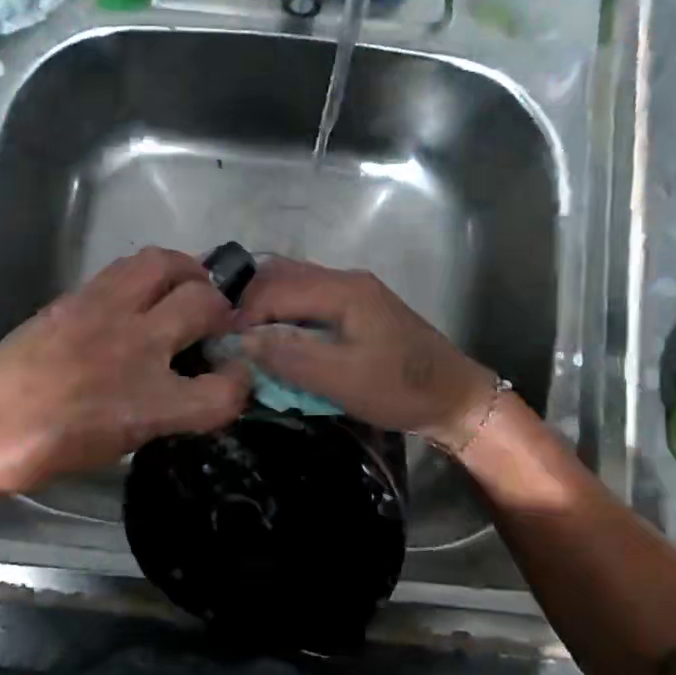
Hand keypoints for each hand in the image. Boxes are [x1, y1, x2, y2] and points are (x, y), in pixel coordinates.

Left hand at [0, 248, 250, 509]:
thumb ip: (170, 410)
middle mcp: (137, 349)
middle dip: (222, 308)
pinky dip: (151, 272)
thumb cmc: (53, 450)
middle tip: (216, 318)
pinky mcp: (79, 295)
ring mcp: (107, 314)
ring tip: (189, 284)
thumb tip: (194, 385)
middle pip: (205, 304)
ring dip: (189, 271)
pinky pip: (129, 266)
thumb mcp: (126, 442)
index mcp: (152, 405)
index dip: (240, 384)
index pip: (225, 392)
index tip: (235, 378)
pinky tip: (146, 290)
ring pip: (167, 264)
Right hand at [237, 257, 500, 448]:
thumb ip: (291, 357)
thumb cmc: (400, 389)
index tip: (220, 343)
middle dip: (249, 303)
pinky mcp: (359, 309)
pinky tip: (277, 338)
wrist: (455, 397)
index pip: (275, 289)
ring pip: (295, 286)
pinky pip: (310, 301)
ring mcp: (354, 292)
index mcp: (343, 289)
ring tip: (245, 339)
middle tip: (225, 337)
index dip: (242, 314)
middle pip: (282, 277)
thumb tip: (241, 340)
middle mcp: (346, 280)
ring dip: (266, 308)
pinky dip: (286, 315)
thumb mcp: (342, 379)